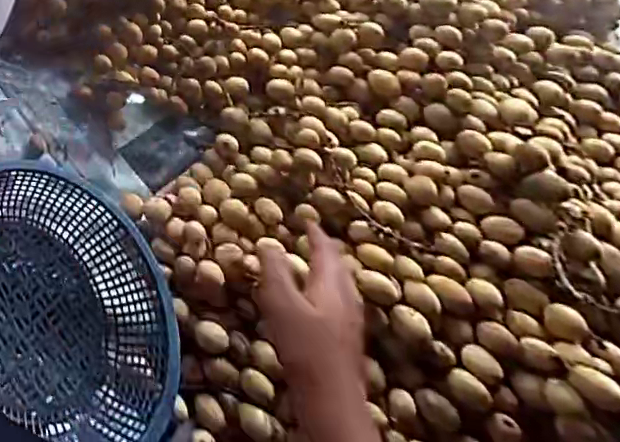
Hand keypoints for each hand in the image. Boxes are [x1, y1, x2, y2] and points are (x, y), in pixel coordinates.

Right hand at [259, 224, 377, 441]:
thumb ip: (274, 269)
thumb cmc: (304, 345)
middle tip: (310, 238)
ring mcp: (350, 322)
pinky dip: (325, 289)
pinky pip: (337, 301)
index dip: (315, 233)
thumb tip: (269, 243)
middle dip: (325, 251)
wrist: (331, 400)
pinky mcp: (346, 340)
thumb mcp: (280, 301)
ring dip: (326, 270)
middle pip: (338, 268)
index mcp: (332, 285)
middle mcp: (346, 300)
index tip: (306, 218)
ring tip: (311, 263)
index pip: (325, 250)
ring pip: (340, 286)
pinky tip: (314, 300)